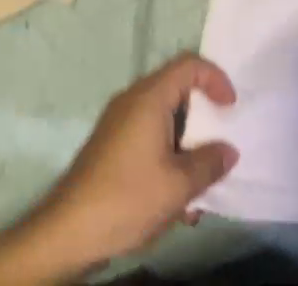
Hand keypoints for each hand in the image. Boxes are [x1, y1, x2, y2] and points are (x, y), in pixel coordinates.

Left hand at [31, 53, 239, 271]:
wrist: (67, 232)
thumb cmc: (127, 198)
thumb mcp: (179, 185)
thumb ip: (209, 163)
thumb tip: (228, 151)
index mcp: (149, 98)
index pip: (189, 65)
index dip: (216, 79)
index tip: (231, 109)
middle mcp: (132, 101)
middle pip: (177, 91)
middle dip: (203, 119)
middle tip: (219, 146)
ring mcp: (118, 123)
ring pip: (164, 120)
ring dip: (186, 147)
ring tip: (199, 186)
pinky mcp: (110, 146)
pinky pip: (149, 138)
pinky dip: (168, 157)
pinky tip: (174, 201)